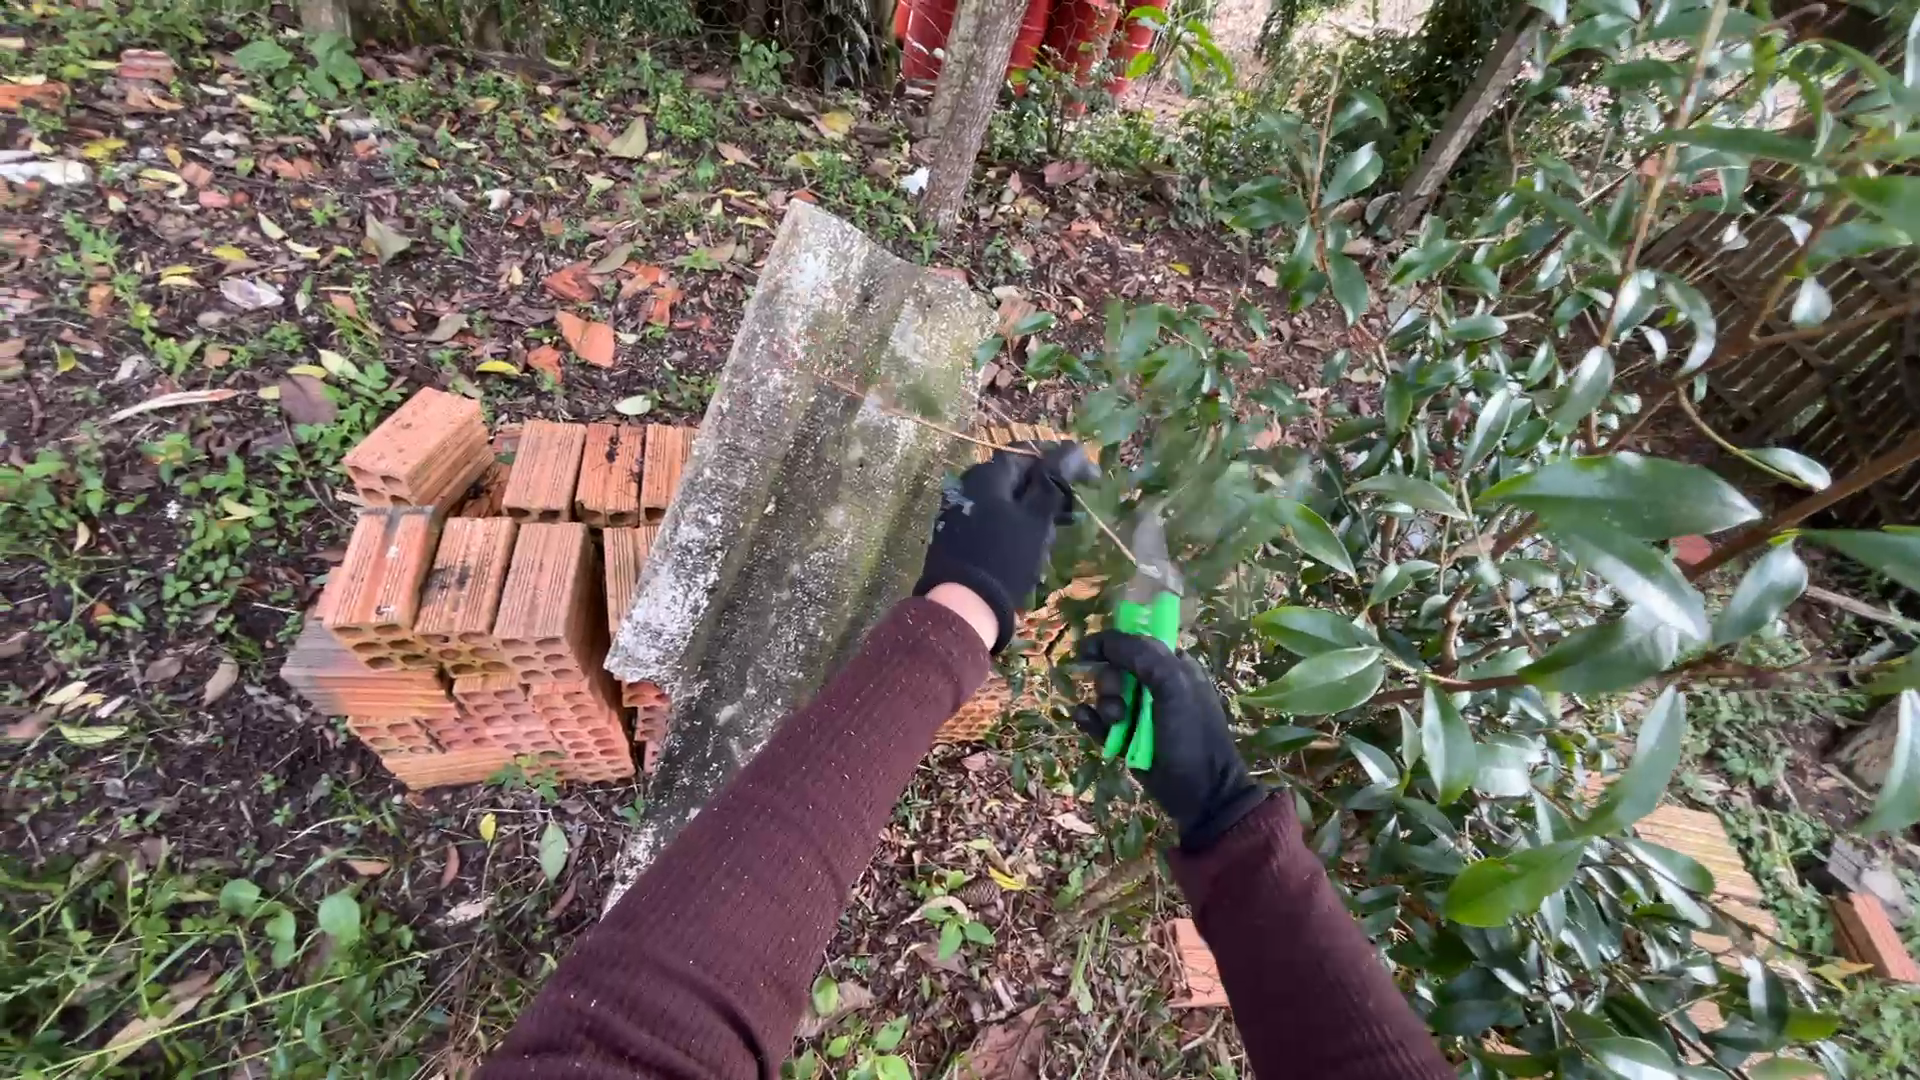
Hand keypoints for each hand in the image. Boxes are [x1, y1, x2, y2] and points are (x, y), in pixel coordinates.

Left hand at [914, 442, 1095, 652]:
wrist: (964, 605)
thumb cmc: (1006, 557)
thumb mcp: (1036, 518)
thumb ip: (1053, 482)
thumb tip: (1072, 450)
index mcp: (987, 475)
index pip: (1028, 452)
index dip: (1061, 459)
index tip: (1089, 476)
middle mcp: (969, 486)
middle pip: (1017, 478)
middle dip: (1047, 491)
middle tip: (1071, 512)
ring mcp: (960, 511)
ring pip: (1007, 501)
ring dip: (1034, 513)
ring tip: (1053, 536)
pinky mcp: (958, 535)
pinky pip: (994, 521)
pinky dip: (1017, 528)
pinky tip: (1031, 549)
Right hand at [1073, 631, 1267, 850]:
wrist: (1200, 794)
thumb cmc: (1192, 735)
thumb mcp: (1174, 687)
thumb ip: (1142, 656)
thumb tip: (1105, 641)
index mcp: (1173, 666)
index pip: (1135, 641)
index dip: (1111, 643)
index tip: (1089, 651)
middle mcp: (1155, 684)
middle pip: (1114, 667)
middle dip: (1110, 682)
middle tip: (1120, 700)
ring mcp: (1139, 712)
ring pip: (1104, 693)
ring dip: (1104, 705)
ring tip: (1116, 722)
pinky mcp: (1125, 736)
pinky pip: (1097, 719)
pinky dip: (1089, 718)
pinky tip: (1085, 721)